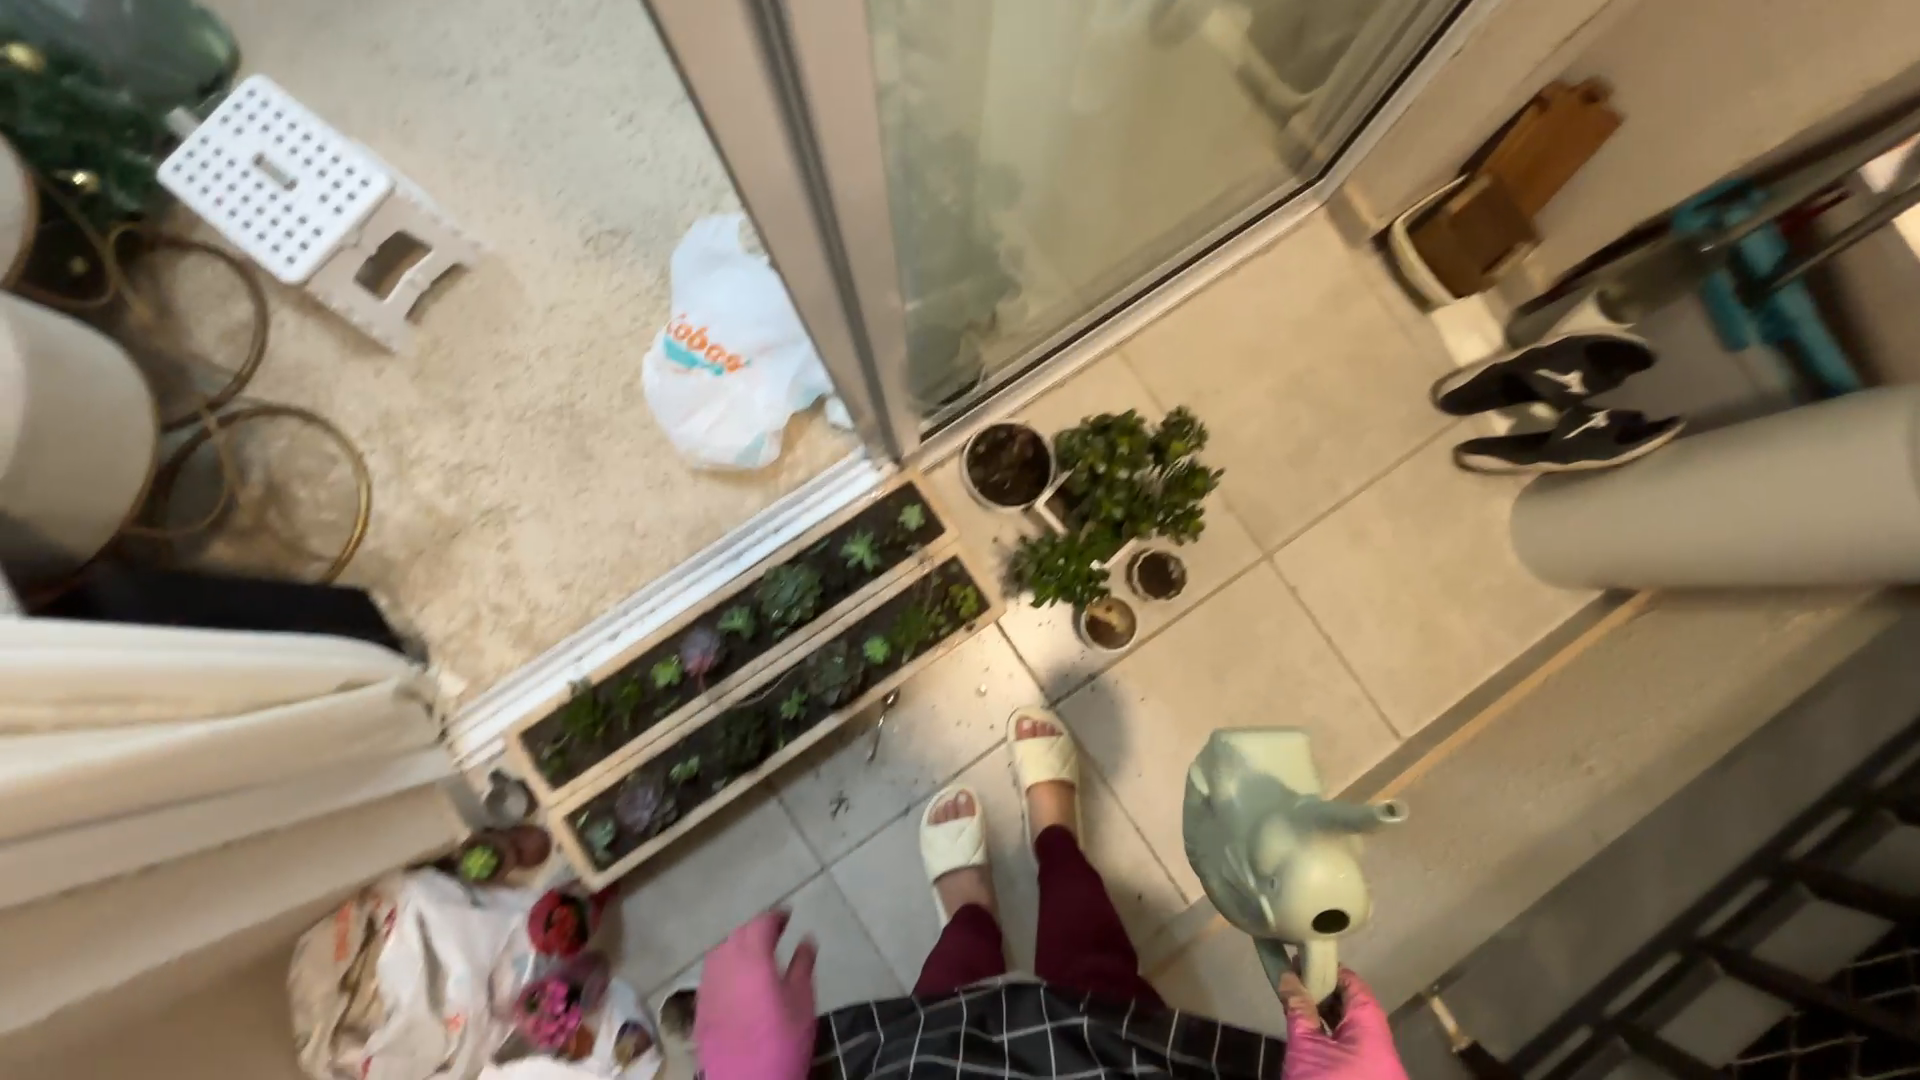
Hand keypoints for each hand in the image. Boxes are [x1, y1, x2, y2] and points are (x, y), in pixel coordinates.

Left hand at [694, 910, 818, 1079]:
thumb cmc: (782, 1042)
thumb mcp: (802, 1001)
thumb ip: (803, 965)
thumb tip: (806, 939)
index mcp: (753, 960)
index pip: (760, 923)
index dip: (775, 916)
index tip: (788, 915)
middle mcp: (726, 967)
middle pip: (737, 933)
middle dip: (756, 928)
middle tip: (775, 932)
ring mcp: (709, 988)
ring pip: (720, 951)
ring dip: (737, 944)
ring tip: (755, 951)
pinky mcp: (700, 1009)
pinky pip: (711, 973)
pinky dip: (724, 965)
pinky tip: (737, 976)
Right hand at [1276, 968, 1408, 1079]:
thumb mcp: (1305, 1045)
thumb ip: (1298, 1008)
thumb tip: (1288, 975)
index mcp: (1373, 1031)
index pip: (1356, 986)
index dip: (1331, 970)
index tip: (1303, 959)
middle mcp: (1383, 1046)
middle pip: (1356, 1006)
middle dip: (1326, 991)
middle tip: (1296, 979)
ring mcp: (1379, 1066)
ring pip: (1354, 1027)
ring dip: (1328, 1012)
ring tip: (1299, 1000)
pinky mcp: (1370, 1078)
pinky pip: (1354, 1046)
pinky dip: (1334, 1034)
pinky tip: (1311, 1029)